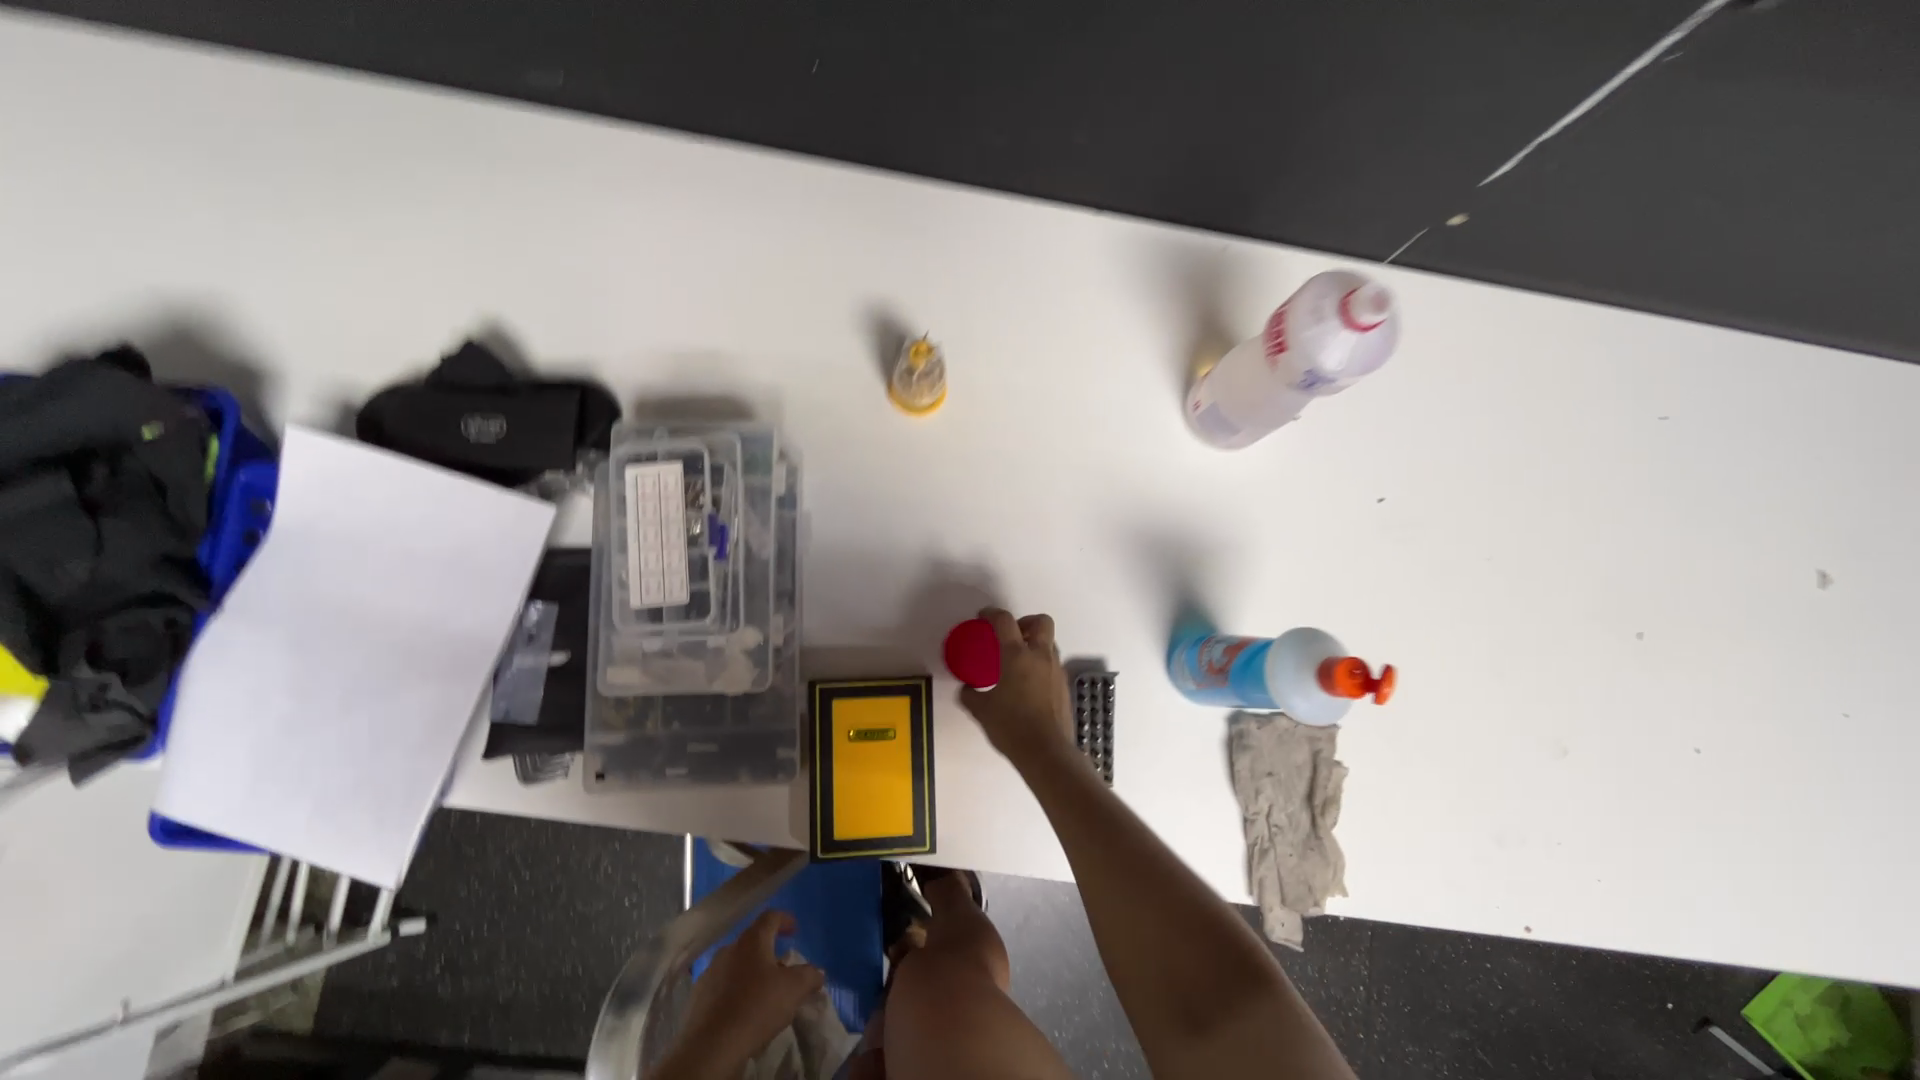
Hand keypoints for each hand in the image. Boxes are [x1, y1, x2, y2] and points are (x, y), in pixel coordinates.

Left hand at [653, 911, 824, 1079]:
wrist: (712, 1046)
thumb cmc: (757, 1007)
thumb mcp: (794, 989)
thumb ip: (809, 976)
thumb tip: (817, 972)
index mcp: (752, 941)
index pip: (770, 917)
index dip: (784, 919)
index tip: (794, 930)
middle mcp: (728, 950)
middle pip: (752, 943)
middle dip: (768, 953)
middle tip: (782, 970)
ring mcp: (710, 973)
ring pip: (736, 966)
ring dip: (750, 974)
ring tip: (762, 994)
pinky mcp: (698, 998)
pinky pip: (722, 987)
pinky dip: (734, 993)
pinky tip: (742, 1011)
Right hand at [957, 608, 1075, 771]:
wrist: (1046, 752)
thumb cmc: (1011, 726)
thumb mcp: (982, 711)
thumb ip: (970, 695)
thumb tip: (966, 689)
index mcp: (1017, 656)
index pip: (1005, 620)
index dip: (991, 613)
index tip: (982, 617)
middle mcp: (1041, 657)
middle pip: (1041, 622)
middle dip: (1025, 621)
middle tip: (1011, 635)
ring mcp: (1056, 671)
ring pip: (1050, 644)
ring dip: (1035, 645)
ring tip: (1018, 662)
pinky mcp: (1064, 687)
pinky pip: (1053, 666)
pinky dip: (1041, 666)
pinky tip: (1029, 686)